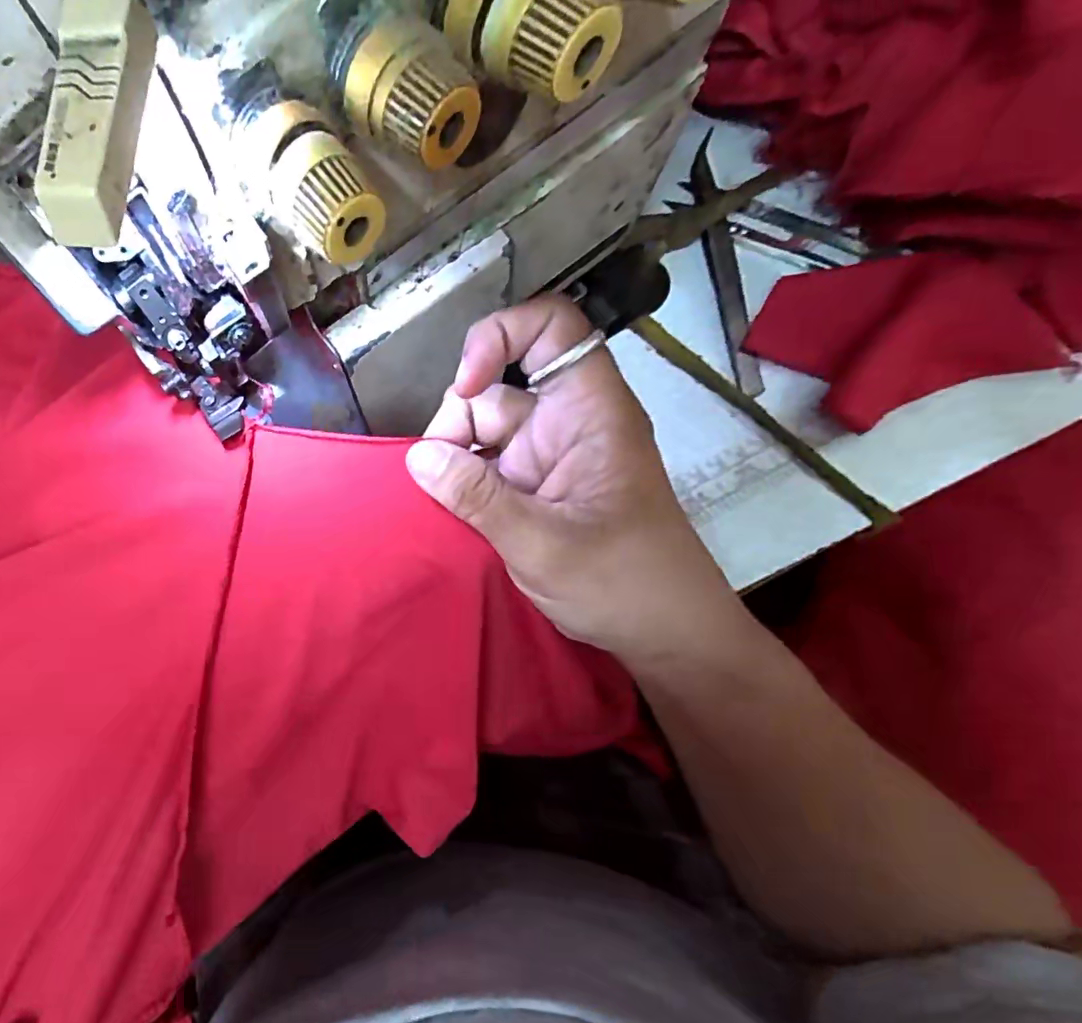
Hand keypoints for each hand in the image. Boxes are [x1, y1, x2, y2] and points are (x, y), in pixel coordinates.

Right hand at [404, 295, 746, 660]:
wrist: (664, 635)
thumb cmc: (623, 583)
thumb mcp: (543, 543)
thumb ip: (477, 497)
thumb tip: (417, 457)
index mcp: (589, 413)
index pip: (552, 328)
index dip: (501, 336)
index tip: (466, 386)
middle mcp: (564, 424)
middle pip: (495, 388)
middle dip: (457, 423)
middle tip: (444, 481)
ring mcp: (545, 458)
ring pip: (481, 431)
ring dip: (453, 460)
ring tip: (447, 507)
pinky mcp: (530, 490)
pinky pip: (482, 467)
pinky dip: (459, 483)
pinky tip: (449, 512)